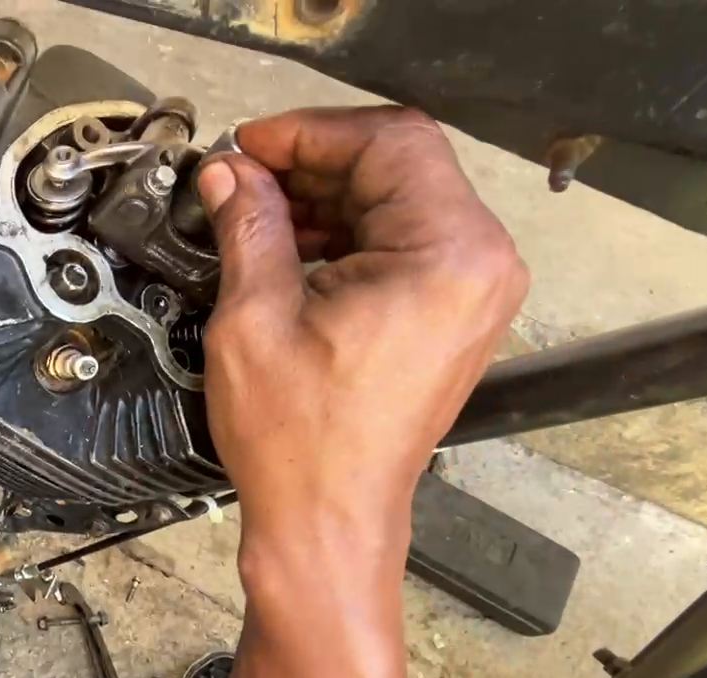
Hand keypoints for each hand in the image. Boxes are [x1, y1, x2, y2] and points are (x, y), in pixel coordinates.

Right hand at [196, 107, 528, 553]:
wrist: (325, 515)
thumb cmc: (296, 439)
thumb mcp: (252, 321)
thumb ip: (248, 230)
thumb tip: (228, 176)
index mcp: (444, 255)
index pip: (387, 144)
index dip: (306, 134)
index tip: (245, 146)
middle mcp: (479, 265)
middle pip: (398, 170)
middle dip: (311, 167)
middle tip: (239, 180)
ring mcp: (471, 293)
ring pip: (397, 207)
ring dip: (324, 204)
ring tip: (254, 220)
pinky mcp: (449, 318)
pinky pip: (401, 250)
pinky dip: (345, 241)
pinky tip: (289, 255)